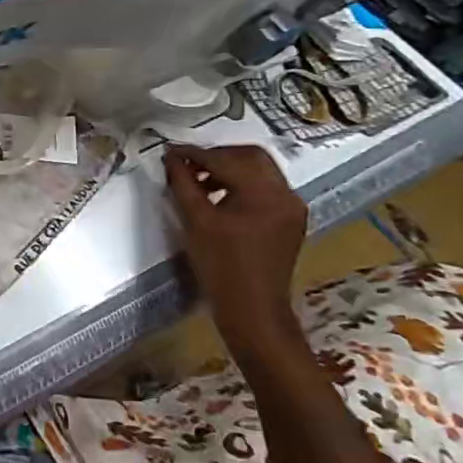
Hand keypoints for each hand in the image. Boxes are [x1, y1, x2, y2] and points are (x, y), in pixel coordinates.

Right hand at [164, 145, 307, 355]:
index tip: (170, 152)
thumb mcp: (196, 221)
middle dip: (217, 156)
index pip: (226, 160)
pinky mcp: (290, 220)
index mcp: (265, 192)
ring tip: (199, 182)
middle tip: (187, 165)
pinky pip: (266, 189)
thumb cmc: (220, 266)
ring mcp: (292, 207)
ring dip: (229, 170)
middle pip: (251, 157)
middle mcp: (286, 193)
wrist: (252, 309)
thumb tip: (171, 158)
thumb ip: (183, 184)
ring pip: (260, 171)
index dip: (195, 154)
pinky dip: (242, 185)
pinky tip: (219, 198)